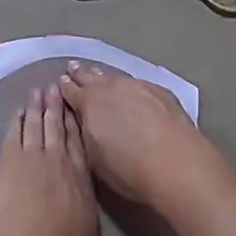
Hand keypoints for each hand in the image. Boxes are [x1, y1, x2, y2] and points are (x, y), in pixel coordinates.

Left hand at [0, 84, 131, 235]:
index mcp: (83, 192)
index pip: (83, 155)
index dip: (81, 133)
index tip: (80, 113)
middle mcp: (60, 169)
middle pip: (60, 132)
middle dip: (60, 110)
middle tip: (58, 87)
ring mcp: (32, 162)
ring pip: (38, 126)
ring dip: (38, 107)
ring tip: (39, 89)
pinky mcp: (7, 164)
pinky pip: (15, 134)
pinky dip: (16, 121)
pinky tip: (16, 111)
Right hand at [59, 61, 216, 207]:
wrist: (176, 162)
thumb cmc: (128, 168)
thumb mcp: (93, 157)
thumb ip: (84, 134)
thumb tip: (83, 121)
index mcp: (88, 103)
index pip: (70, 91)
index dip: (64, 88)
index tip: (60, 83)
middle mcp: (110, 87)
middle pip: (90, 76)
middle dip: (80, 73)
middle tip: (73, 67)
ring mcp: (136, 86)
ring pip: (114, 76)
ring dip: (103, 76)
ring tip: (97, 73)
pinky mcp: (159, 91)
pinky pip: (137, 83)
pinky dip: (129, 85)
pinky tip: (131, 89)